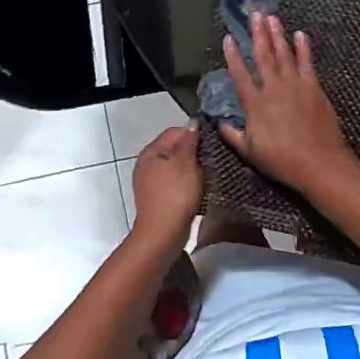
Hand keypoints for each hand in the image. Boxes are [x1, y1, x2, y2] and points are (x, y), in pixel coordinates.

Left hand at [131, 123, 201, 246]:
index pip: (174, 131)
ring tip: (208, 173)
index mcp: (151, 152)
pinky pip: (175, 182)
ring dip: (192, 169)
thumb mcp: (186, 163)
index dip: (194, 134)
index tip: (211, 142)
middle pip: (174, 149)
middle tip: (212, 158)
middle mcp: (147, 164)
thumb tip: (192, 125)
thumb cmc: (175, 194)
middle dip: (193, 152)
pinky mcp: (158, 197)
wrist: (163, 234)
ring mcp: (150, 182)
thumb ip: (189, 142)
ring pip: (176, 166)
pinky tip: (199, 189)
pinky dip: (187, 183)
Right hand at [219, 11, 359, 195]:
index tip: (228, 38)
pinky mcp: (314, 88)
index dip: (233, 56)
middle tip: (255, 14)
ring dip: (277, 35)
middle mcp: (273, 89)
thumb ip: (232, 134)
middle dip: (258, 34)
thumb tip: (219, 123)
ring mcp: (295, 86)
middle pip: (263, 56)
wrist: (318, 163)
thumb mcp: (249, 152)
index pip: (240, 74)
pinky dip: (303, 48)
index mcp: (255, 104)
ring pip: (284, 55)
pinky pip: (307, 63)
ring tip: (272, 18)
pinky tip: (300, 35)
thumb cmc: (282, 160)